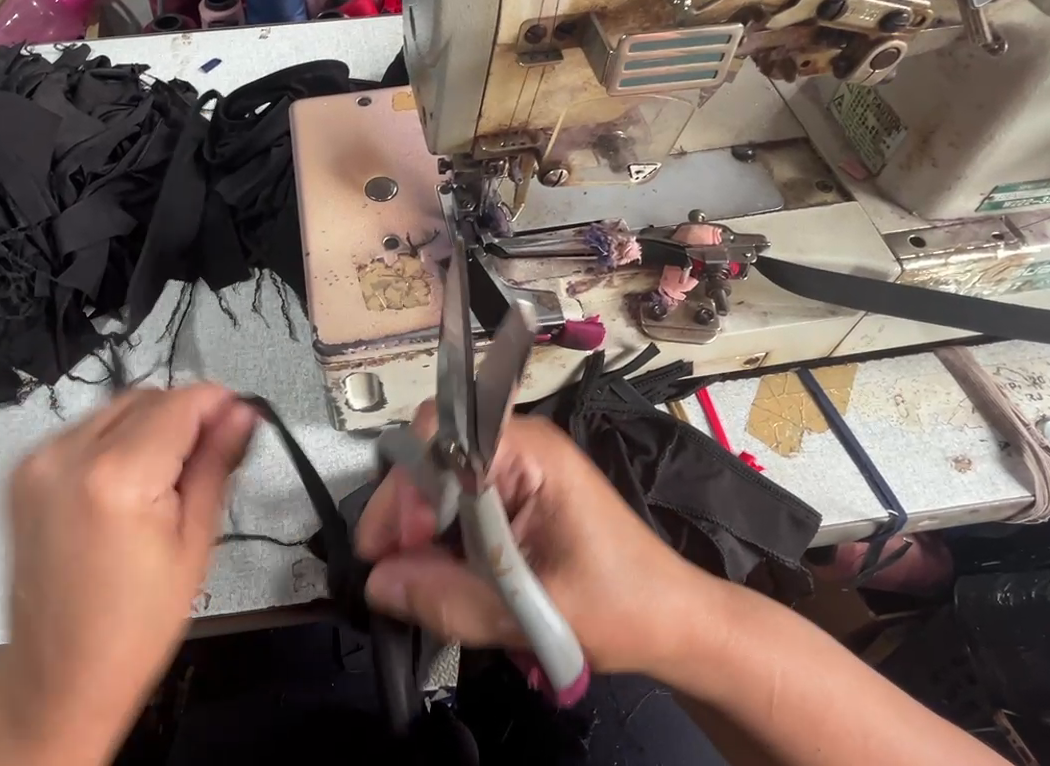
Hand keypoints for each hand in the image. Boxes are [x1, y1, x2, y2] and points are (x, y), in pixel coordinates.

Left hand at [0, 384, 257, 763]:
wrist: (57, 677)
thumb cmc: (134, 626)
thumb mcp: (195, 542)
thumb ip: (217, 463)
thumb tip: (242, 413)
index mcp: (116, 478)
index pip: (180, 403)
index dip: (218, 404)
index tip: (241, 416)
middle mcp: (68, 456)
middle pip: (147, 398)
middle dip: (185, 417)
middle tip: (209, 458)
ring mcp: (38, 462)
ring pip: (117, 408)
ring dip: (150, 426)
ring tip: (165, 482)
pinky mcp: (24, 472)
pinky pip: (86, 430)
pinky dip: (116, 442)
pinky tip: (129, 485)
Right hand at [356, 401, 722, 676]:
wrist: (673, 620)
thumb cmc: (622, 607)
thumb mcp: (531, 612)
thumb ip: (450, 598)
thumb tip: (376, 583)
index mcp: (531, 452)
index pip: (440, 430)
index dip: (411, 481)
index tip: (406, 540)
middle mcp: (518, 446)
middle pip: (431, 455)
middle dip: (407, 511)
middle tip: (397, 572)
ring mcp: (516, 468)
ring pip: (439, 482)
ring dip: (421, 530)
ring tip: (421, 583)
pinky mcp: (514, 494)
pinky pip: (458, 502)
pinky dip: (441, 538)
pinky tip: (445, 576)